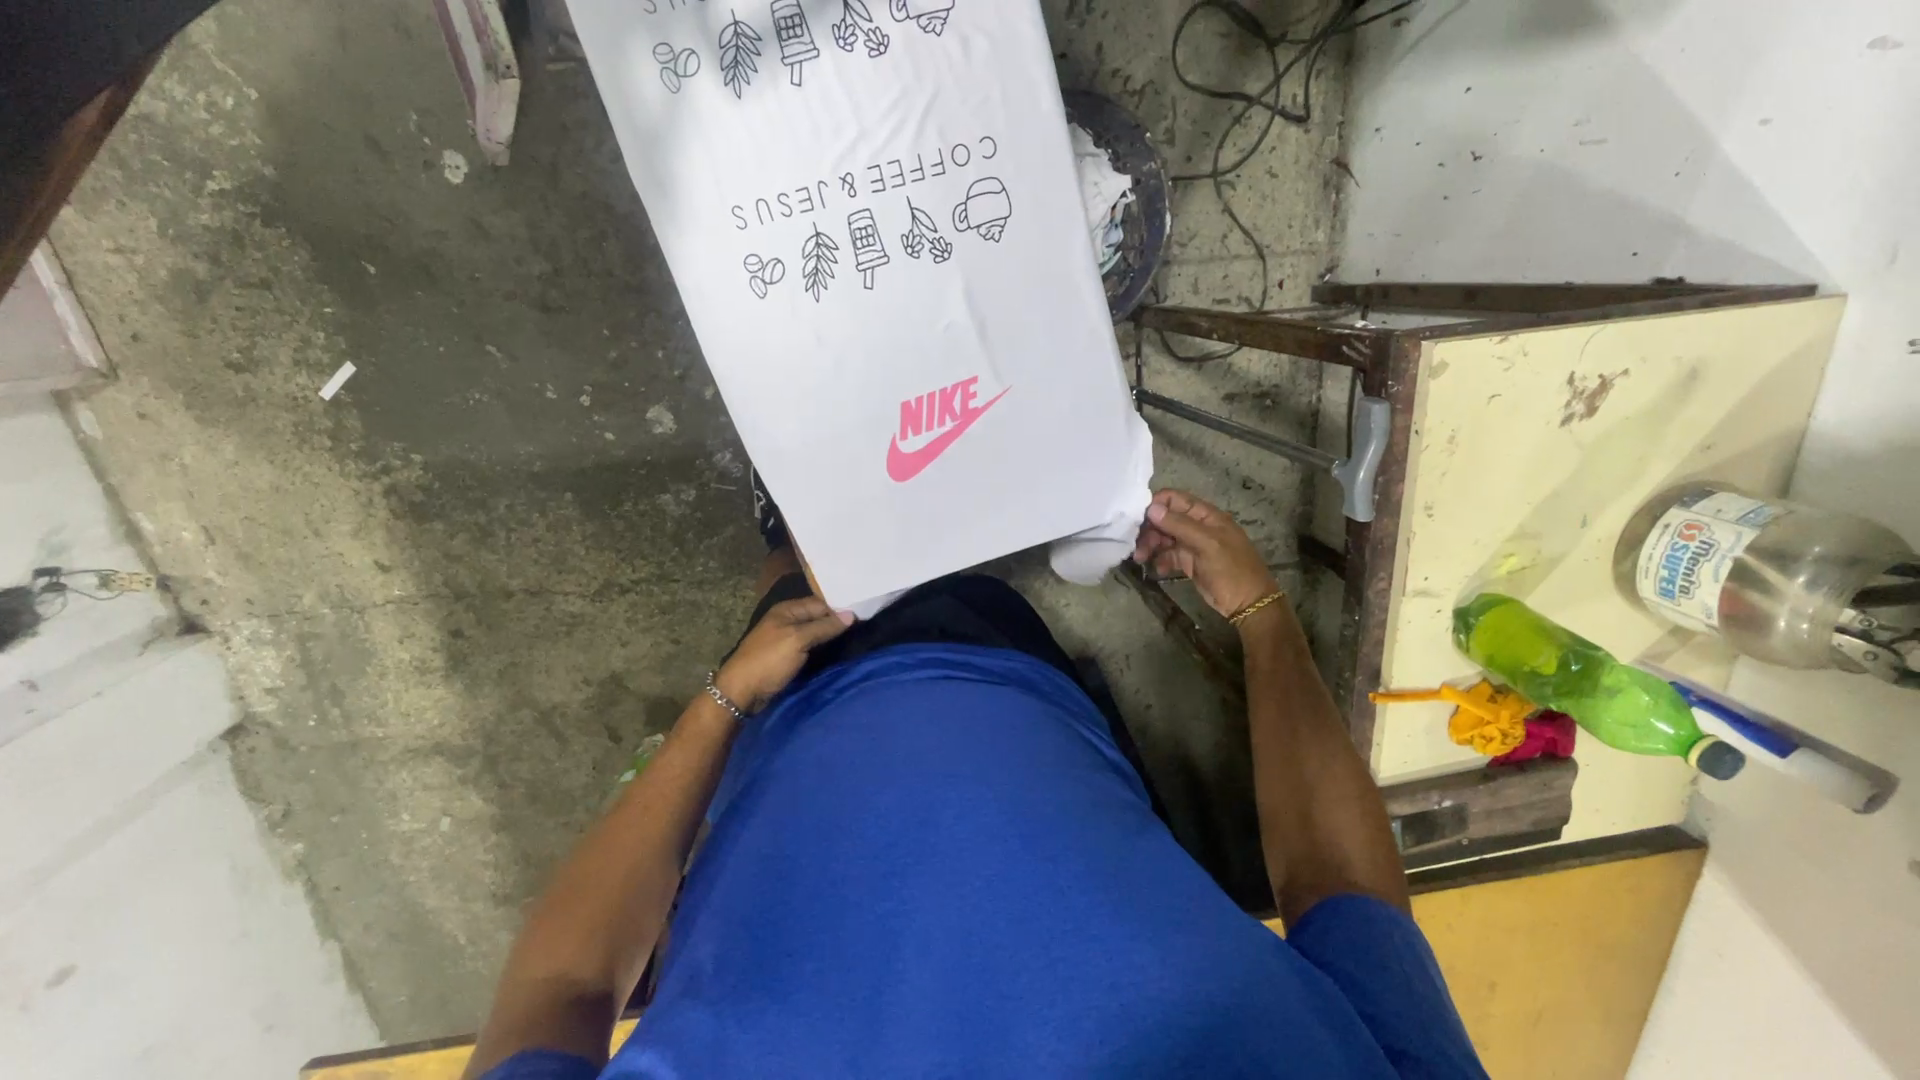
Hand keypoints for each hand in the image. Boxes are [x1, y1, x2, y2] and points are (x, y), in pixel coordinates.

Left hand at [713, 597, 854, 712]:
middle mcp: (788, 621)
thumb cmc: (769, 660)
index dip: (841, 609)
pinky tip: (840, 652)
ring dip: (832, 637)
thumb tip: (851, 615)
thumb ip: (824, 626)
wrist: (742, 692)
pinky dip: (824, 649)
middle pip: (819, 618)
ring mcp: (788, 639)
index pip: (821, 603)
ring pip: (816, 634)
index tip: (865, 616)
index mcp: (787, 609)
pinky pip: (812, 648)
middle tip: (865, 628)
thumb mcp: (798, 639)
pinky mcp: (789, 657)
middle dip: (838, 623)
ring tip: (859, 639)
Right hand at [1132, 489, 1279, 620]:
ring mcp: (1192, 544)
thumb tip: (1151, 508)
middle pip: (1165, 519)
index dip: (1155, 506)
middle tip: (1137, 546)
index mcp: (1205, 515)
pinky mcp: (1188, 562)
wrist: (1248, 603)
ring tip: (1140, 558)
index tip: (1137, 520)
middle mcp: (1197, 526)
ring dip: (1150, 545)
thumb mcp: (1207, 544)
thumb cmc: (1232, 569)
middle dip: (1149, 529)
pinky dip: (1160, 560)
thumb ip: (1180, 525)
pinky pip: (1168, 555)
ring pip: (1164, 537)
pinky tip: (1157, 569)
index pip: (1174, 499)